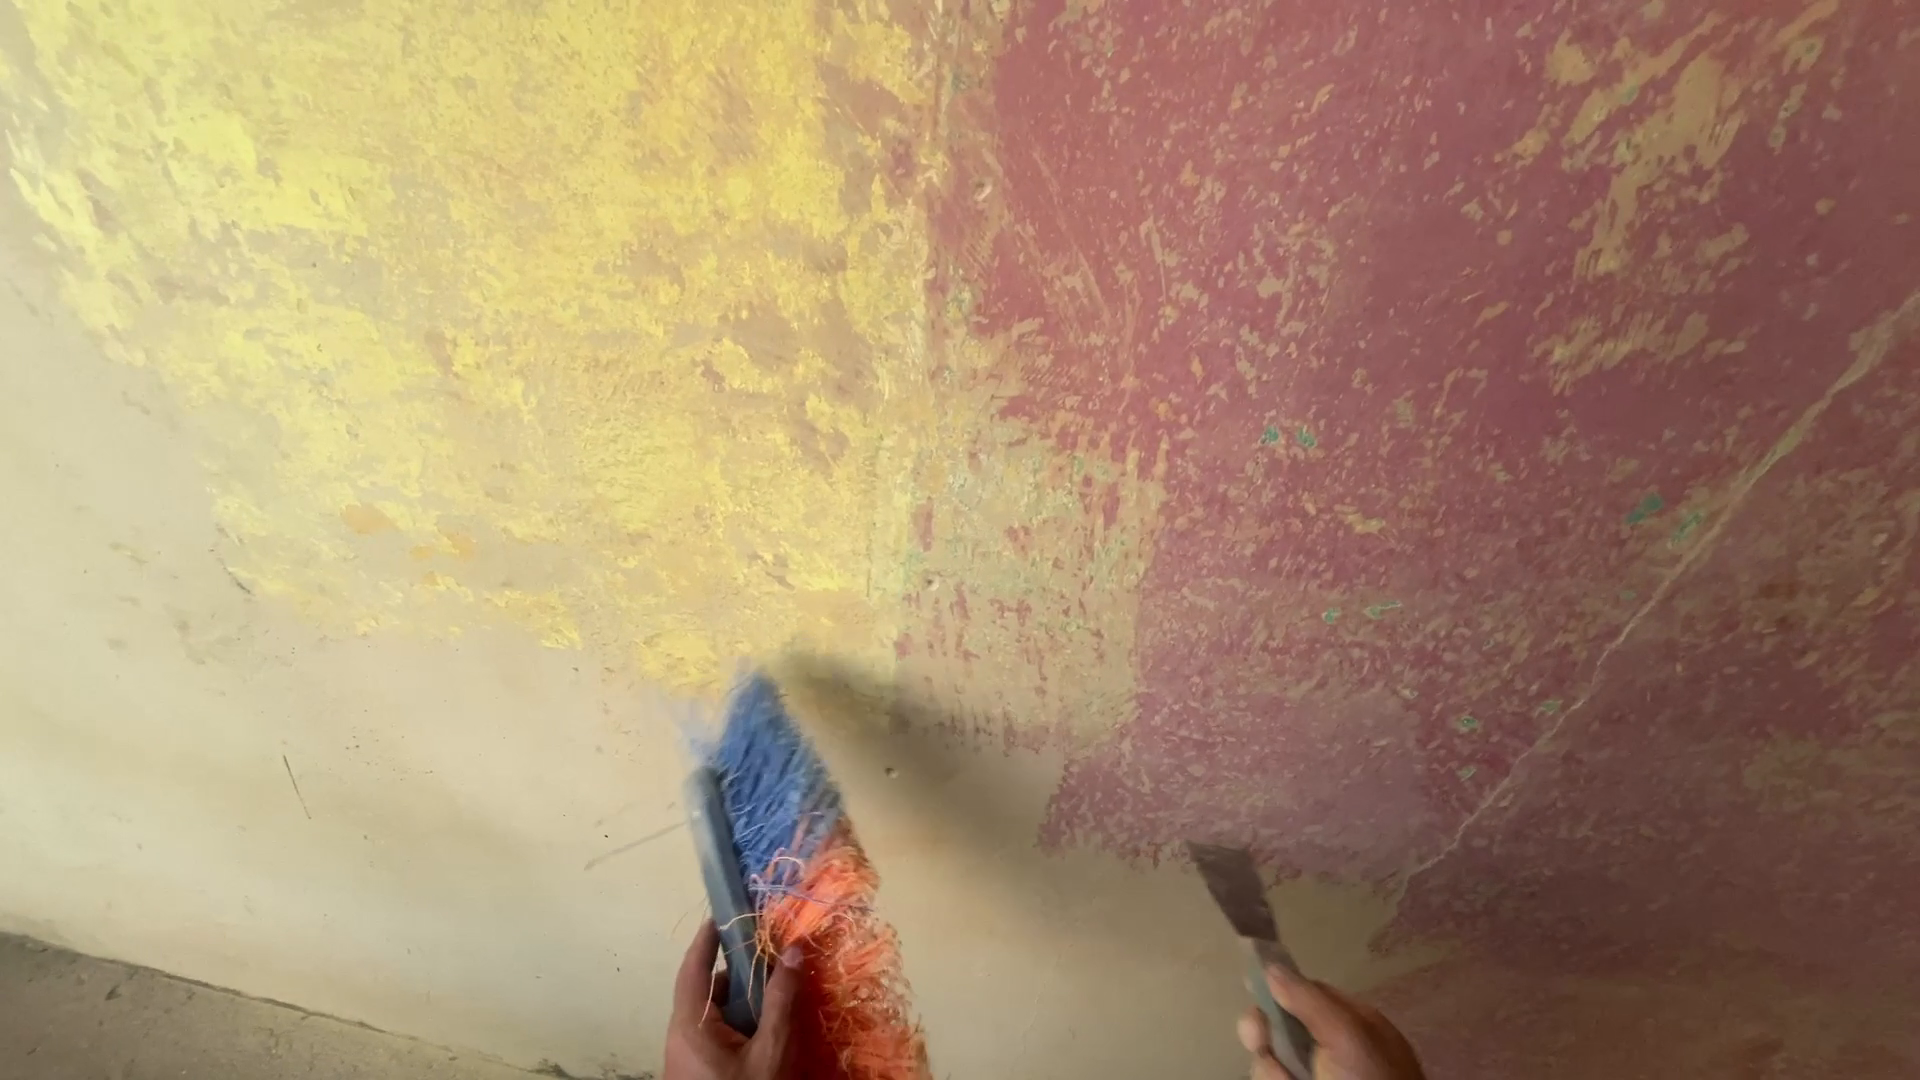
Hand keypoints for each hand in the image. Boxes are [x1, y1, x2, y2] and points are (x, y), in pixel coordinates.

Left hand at [664, 920, 800, 1079]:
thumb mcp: (771, 1050)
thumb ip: (781, 999)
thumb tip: (793, 950)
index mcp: (690, 1026)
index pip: (692, 969)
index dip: (707, 938)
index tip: (724, 914)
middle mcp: (680, 1039)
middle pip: (706, 991)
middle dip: (739, 973)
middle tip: (771, 959)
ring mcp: (685, 1059)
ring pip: (712, 1015)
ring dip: (741, 1001)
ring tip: (775, 995)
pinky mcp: (696, 1074)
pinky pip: (713, 1036)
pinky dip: (737, 1023)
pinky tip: (764, 1030)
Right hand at [1237, 965, 1425, 1079]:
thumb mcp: (1348, 1040)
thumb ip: (1309, 1000)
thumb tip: (1270, 967)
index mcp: (1356, 1025)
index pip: (1307, 990)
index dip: (1278, 988)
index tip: (1253, 988)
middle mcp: (1334, 1050)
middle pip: (1280, 1023)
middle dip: (1263, 1030)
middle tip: (1257, 1040)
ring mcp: (1317, 1077)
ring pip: (1270, 1057)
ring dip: (1269, 1068)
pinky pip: (1271, 1077)